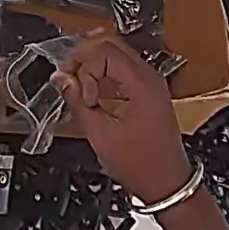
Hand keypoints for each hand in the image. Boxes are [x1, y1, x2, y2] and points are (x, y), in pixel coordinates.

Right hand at [54, 37, 193, 204]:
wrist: (168, 183)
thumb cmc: (140, 164)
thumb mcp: (100, 135)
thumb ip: (78, 102)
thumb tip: (61, 78)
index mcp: (141, 83)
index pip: (104, 51)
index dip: (84, 67)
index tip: (77, 91)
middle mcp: (149, 76)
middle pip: (111, 46)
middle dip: (85, 61)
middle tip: (70, 82)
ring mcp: (151, 82)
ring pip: (116, 56)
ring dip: (95, 70)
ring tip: (84, 95)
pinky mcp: (148, 91)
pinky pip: (123, 71)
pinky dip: (105, 77)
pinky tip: (97, 99)